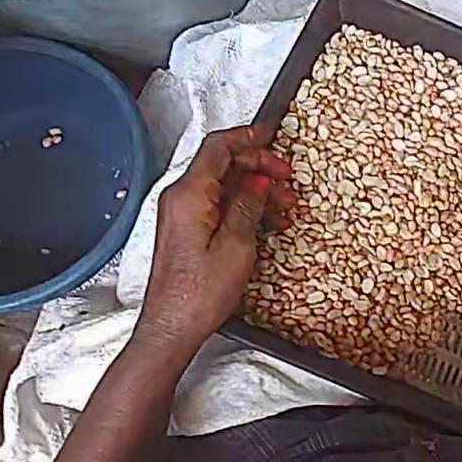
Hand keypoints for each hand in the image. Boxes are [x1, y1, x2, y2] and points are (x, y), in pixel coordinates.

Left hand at [136, 125, 294, 356]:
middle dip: (258, 167)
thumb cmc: (200, 292)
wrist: (173, 325)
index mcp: (190, 195)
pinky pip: (218, 207)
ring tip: (286, 207)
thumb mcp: (236, 245)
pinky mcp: (188, 231)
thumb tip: (259, 180)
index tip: (270, 135)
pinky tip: (266, 222)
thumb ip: (247, 206)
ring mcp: (183, 215)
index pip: (218, 149)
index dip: (246, 138)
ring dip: (256, 191)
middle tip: (287, 178)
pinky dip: (243, 208)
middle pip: (222, 166)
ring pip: (224, 187)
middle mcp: (181, 199)